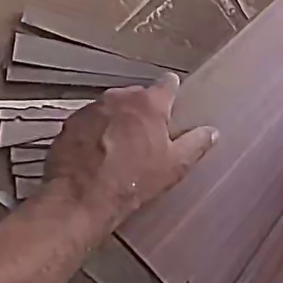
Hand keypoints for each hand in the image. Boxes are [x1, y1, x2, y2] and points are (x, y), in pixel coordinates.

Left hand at [41, 75, 218, 225]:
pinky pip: (90, 121)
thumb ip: (196, 144)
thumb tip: (212, 132)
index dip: (172, 91)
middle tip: (147, 136)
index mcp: (149, 103)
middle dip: (143, 111)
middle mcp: (120, 97)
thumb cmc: (133, 180)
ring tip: (121, 147)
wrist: (80, 198)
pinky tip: (98, 153)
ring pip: (112, 108)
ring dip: (118, 120)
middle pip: (138, 96)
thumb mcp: (174, 166)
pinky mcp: (71, 123)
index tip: (174, 100)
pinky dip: (96, 131)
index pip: (167, 84)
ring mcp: (92, 108)